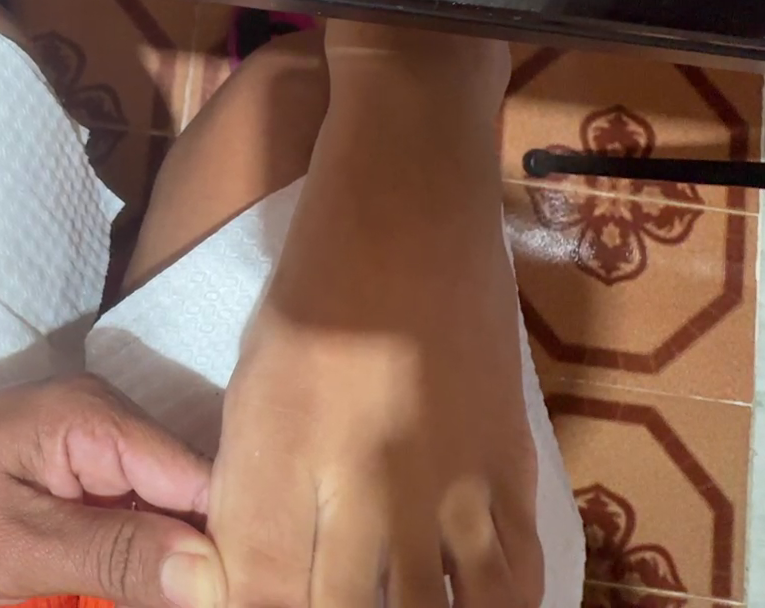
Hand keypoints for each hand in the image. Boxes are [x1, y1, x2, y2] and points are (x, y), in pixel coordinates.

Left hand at [0, 375, 228, 607]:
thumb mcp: (20, 546)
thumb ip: (117, 553)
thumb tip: (214, 574)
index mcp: (96, 418)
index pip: (199, 477)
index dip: (232, 542)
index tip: (254, 598)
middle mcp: (106, 418)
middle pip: (189, 491)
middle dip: (208, 556)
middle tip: (229, 603)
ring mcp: (93, 443)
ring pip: (166, 506)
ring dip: (178, 563)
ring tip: (197, 597)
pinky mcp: (79, 470)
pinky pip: (134, 511)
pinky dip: (147, 557)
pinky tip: (154, 591)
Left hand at [207, 22, 543, 607]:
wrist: (407, 197)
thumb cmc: (311, 270)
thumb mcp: (253, 372)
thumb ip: (249, 478)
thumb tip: (250, 572)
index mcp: (273, 443)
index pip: (254, 588)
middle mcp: (356, 478)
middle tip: (317, 594)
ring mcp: (444, 478)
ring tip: (392, 598)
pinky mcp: (514, 467)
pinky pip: (512, 586)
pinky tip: (460, 604)